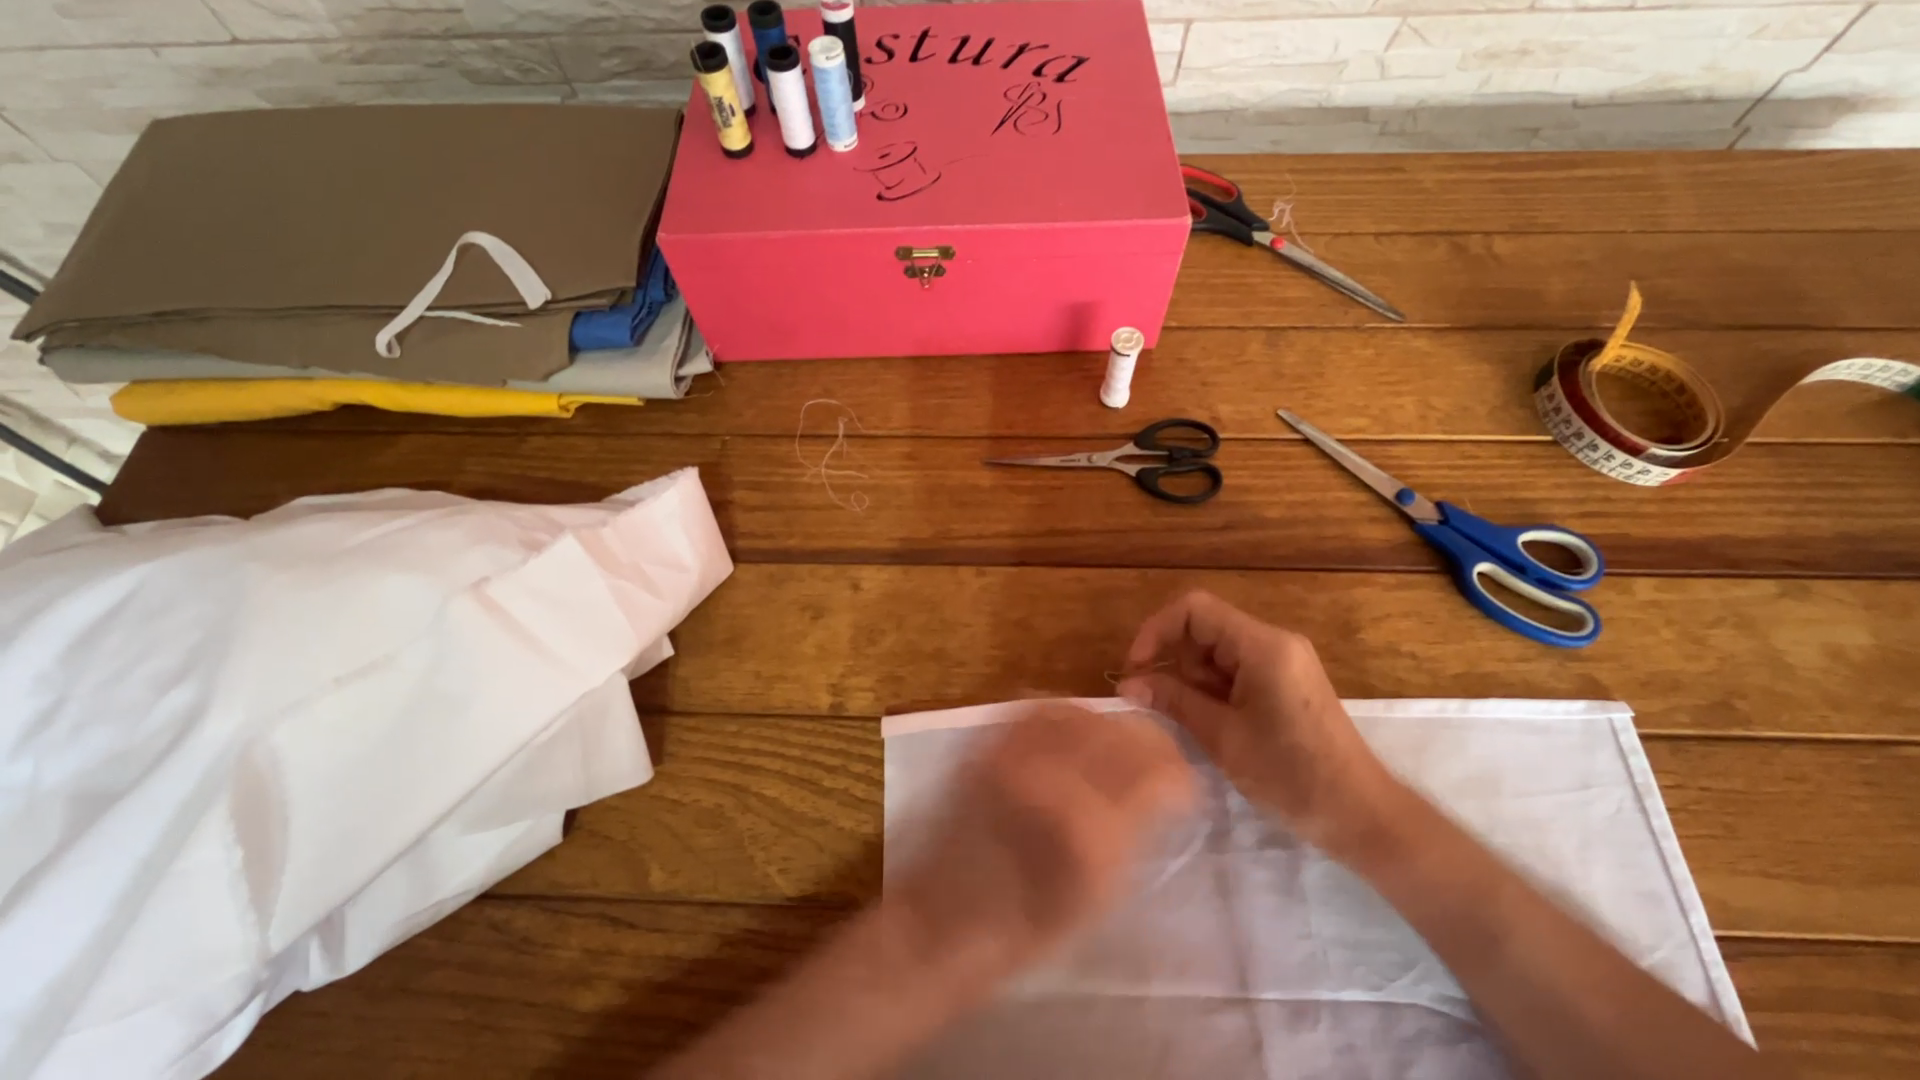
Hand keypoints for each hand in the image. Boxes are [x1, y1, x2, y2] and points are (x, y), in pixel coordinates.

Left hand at [886, 700, 1193, 984]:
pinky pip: (1035, 709)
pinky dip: (1064, 715)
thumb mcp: (1099, 894)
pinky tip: (1072, 734)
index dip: (1179, 775)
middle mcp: (1052, 779)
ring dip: (1108, 727)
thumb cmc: (1027, 928)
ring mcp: (1012, 757)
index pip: (1156, 772)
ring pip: (1080, 713)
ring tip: (1116, 747)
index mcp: (1091, 829)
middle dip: (1150, 746)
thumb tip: (1163, 794)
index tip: (1184, 788)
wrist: (942, 920)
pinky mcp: (984, 747)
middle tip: (1157, 764)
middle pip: (1120, 732)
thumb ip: (1135, 833)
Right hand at [1118, 590, 1397, 856]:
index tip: (1136, 670)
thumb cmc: (1289, 774)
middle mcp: (1275, 642)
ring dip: (1197, 683)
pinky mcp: (1288, 683)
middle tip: (1175, 711)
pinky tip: (1220, 727)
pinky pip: (1238, 670)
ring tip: (1206, 728)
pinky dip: (1217, 692)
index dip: (1156, 631)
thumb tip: (1128, 684)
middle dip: (1178, 664)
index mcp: (1262, 645)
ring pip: (1218, 652)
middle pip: (1205, 629)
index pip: (1194, 610)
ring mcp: (1285, 662)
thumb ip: (1173, 701)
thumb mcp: (1222, 737)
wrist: (1359, 812)